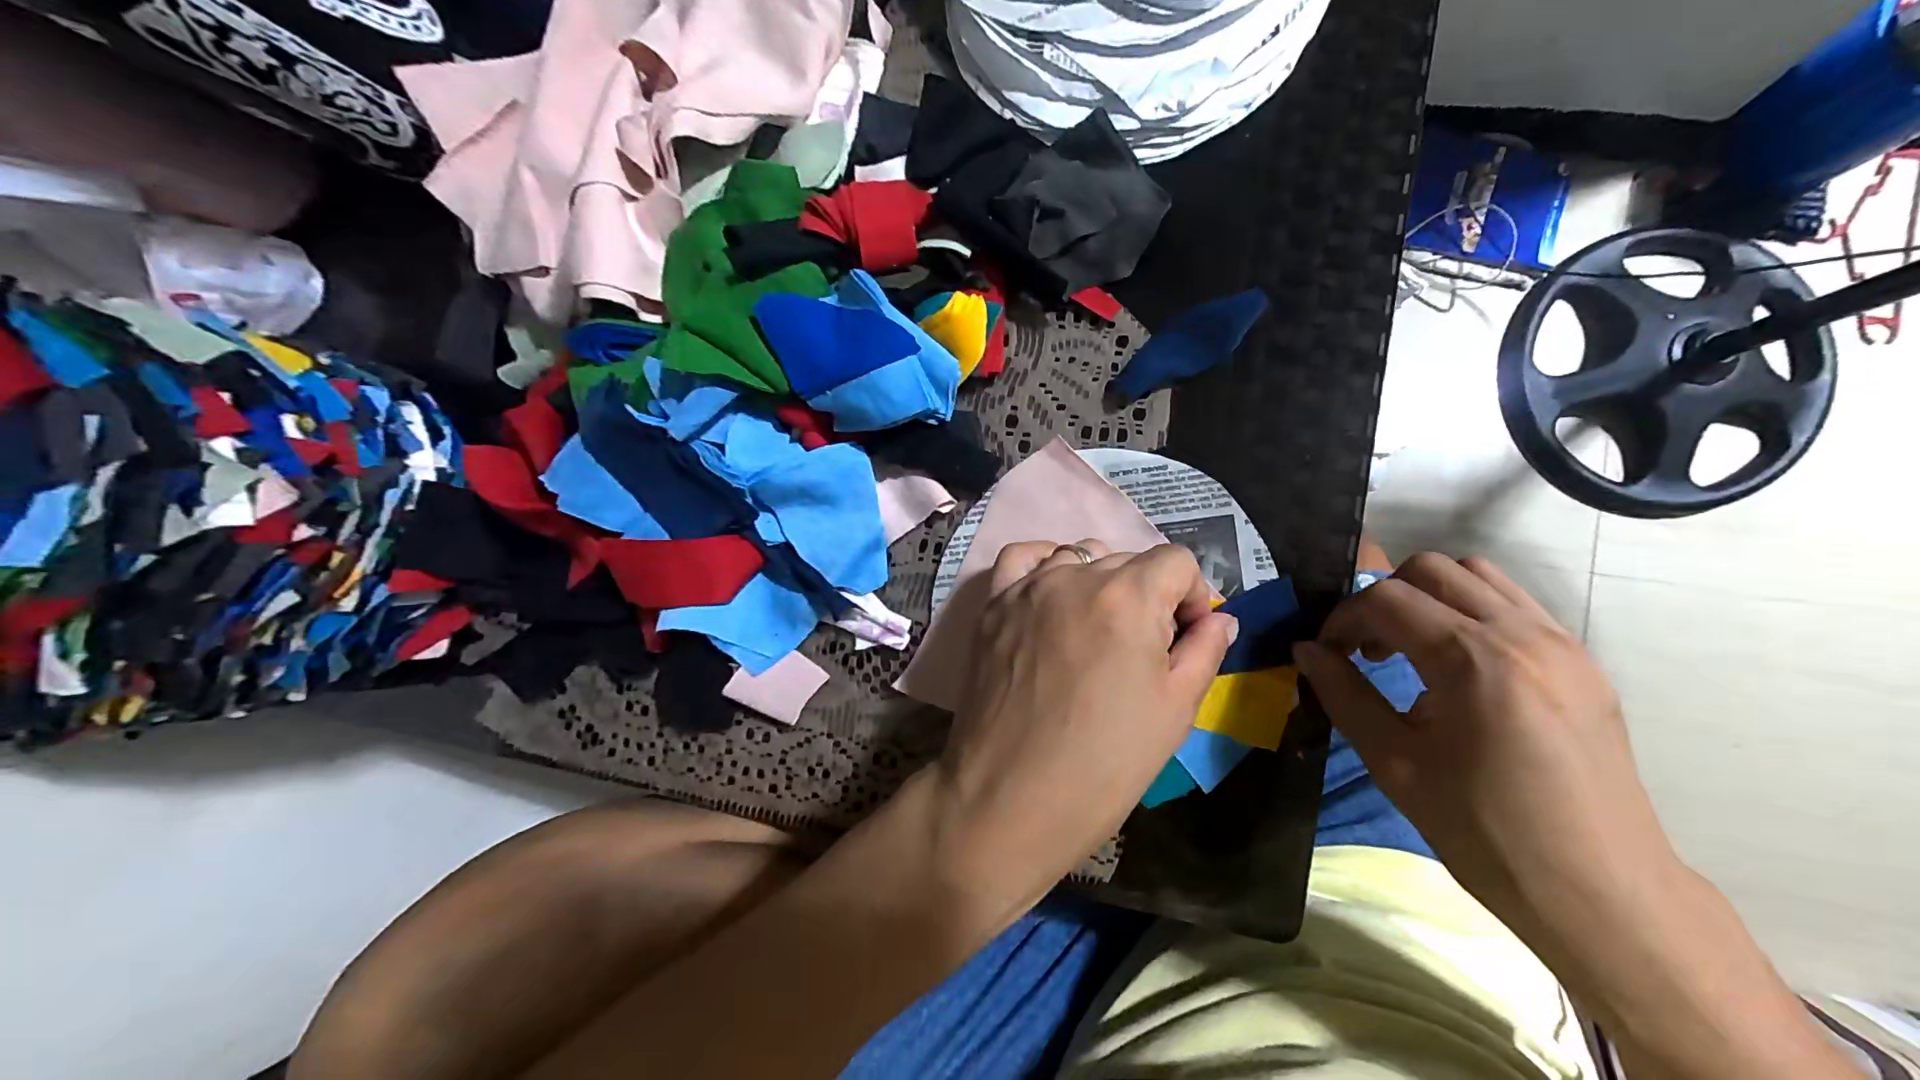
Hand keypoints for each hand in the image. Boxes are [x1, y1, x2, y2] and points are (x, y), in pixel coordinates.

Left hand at [932, 541, 1237, 909]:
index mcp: (1128, 596)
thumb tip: (1218, 617)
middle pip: (1127, 559)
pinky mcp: (992, 606)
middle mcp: (1074, 576)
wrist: (1010, 796)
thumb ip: (1204, 650)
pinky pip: (1021, 560)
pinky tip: (1052, 595)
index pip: (1175, 561)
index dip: (1190, 596)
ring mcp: (1026, 588)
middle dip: (1147, 595)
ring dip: (1098, 583)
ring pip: (1077, 557)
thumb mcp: (1175, 710)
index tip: (1183, 639)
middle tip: (1140, 651)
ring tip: (1096, 632)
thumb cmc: (1105, 762)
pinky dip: (1043, 565)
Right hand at [1293, 554, 1678, 929]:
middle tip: (1366, 647)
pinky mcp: (1582, 661)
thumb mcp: (1394, 762)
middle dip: (1383, 597)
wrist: (1598, 889)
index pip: (1385, 600)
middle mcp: (1522, 634)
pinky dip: (1471, 611)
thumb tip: (1306, 650)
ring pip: (1478, 575)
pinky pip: (1516, 603)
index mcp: (1472, 660)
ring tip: (1411, 646)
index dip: (1342, 619)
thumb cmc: (1483, 830)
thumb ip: (1344, 694)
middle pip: (1431, 570)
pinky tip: (1458, 663)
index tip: (1326, 653)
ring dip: (1429, 596)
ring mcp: (1561, 643)